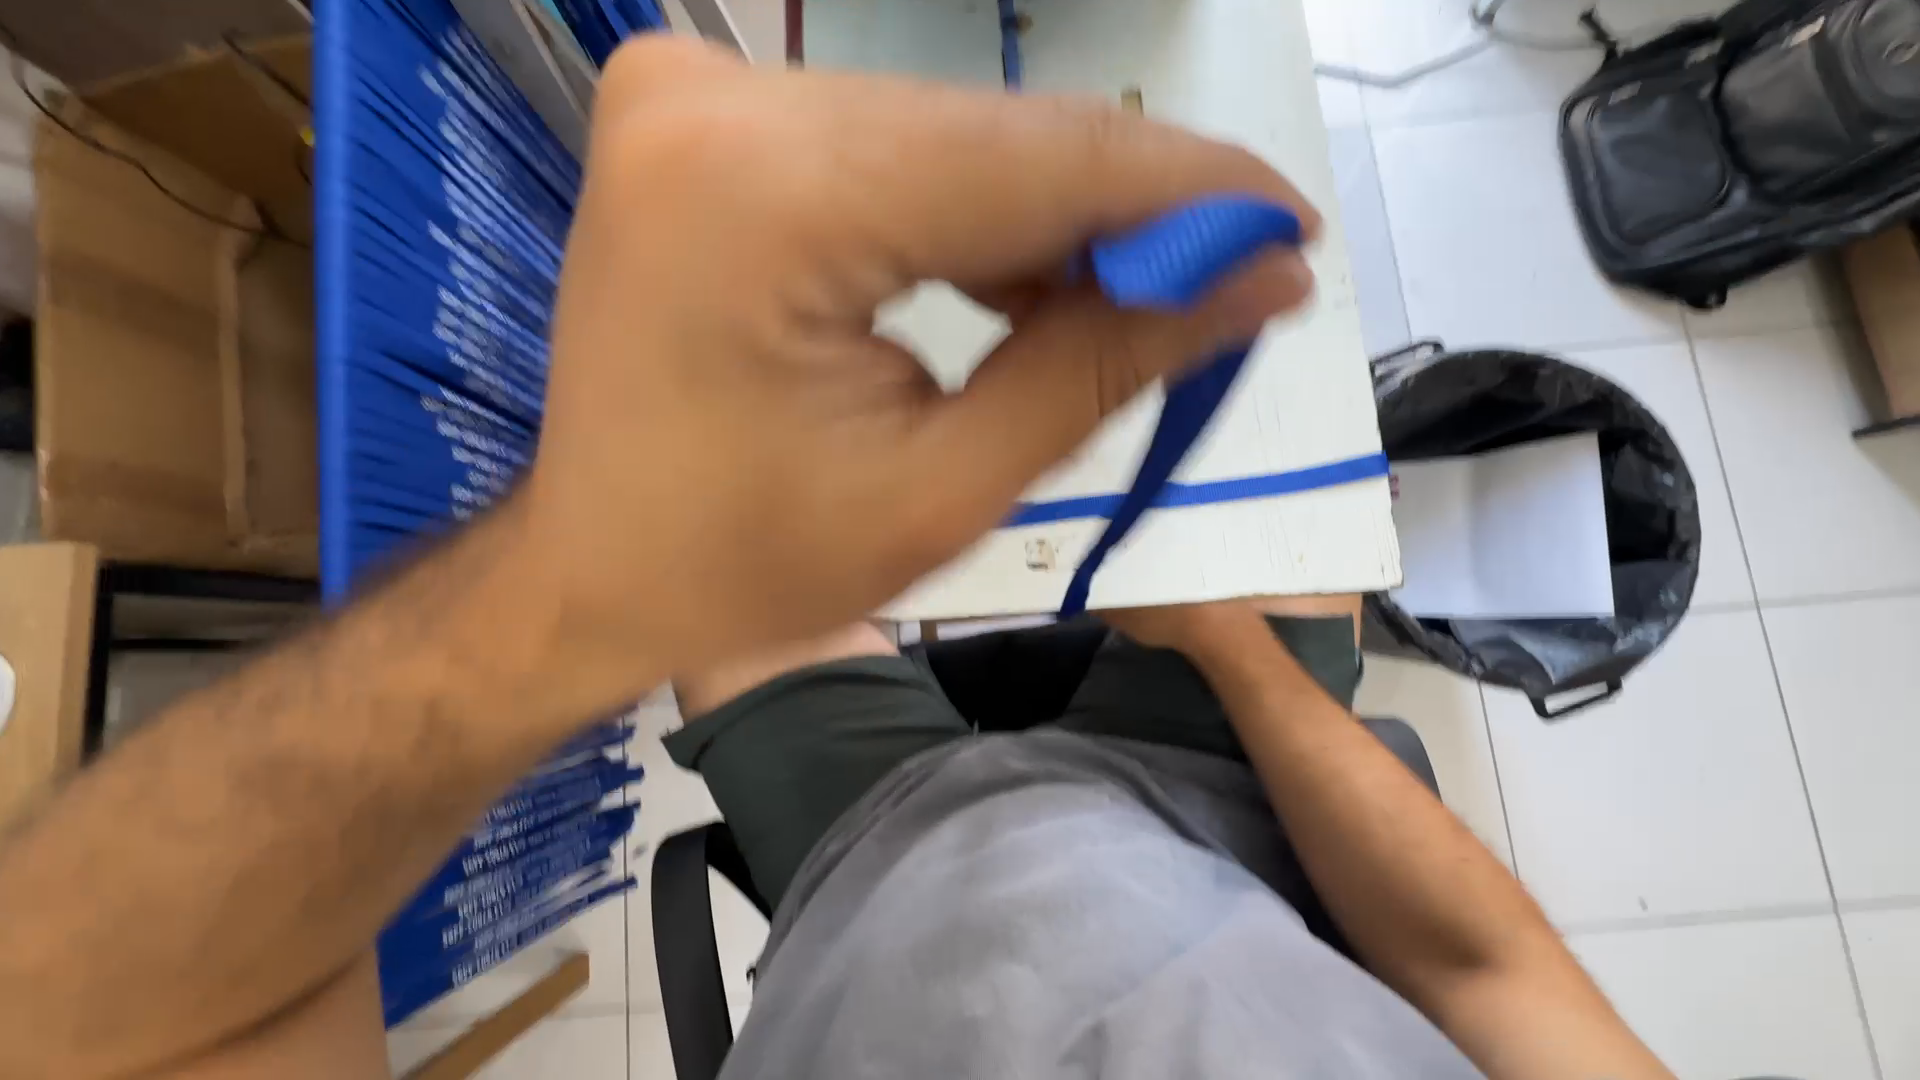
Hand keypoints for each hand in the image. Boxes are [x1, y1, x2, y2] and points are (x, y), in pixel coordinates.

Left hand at [505, 38, 1318, 701]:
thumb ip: (1101, 367)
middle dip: (1123, 215)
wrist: (593, 571)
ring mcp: (694, 98)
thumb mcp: (945, 492)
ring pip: (946, 140)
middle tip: (1229, 278)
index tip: (1291, 227)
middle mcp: (716, 102)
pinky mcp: (701, 124)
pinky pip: (884, 153)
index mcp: (763, 200)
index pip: (1032, 159)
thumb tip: (1259, 278)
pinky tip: (1024, 283)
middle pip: (990, 139)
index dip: (1185, 191)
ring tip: (1131, 302)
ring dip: (1049, 220)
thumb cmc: (751, 566)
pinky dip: (966, 216)